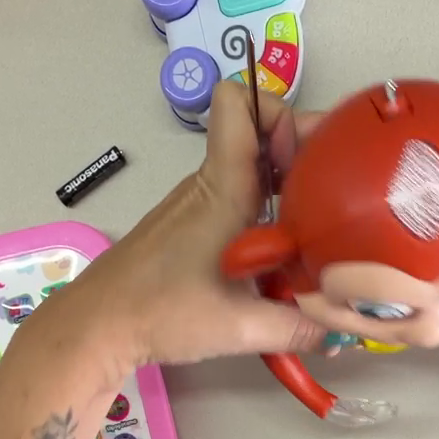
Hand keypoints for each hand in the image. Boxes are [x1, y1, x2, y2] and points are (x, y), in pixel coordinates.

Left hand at [34, 81, 325, 371]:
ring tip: (319, 224)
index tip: (310, 155)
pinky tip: (279, 252)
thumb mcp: (240, 327)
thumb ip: (297, 328)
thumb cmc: (162, 312)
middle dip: (302, 152)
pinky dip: (263, 213)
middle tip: (339, 191)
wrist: (97, 326)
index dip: (279, 112)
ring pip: (248, 172)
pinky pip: (234, 201)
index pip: (240, 104)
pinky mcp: (188, 229)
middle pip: (258, 135)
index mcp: (223, 189)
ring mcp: (196, 207)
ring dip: (285, 187)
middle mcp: (209, 186)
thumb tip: (341, 334)